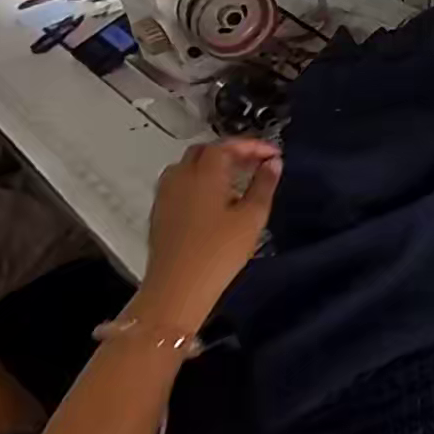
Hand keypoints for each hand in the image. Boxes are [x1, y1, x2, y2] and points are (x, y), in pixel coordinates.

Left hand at [134, 139, 281, 332]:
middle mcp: (180, 178)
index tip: (273, 153)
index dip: (253, 145)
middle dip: (232, 151)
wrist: (178, 288)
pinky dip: (199, 179)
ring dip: (213, 164)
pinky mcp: (160, 212)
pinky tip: (215, 197)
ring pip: (189, 165)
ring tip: (236, 177)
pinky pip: (179, 182)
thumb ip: (264, 184)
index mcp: (205, 174)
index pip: (228, 146)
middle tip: (256, 161)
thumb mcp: (253, 216)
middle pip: (205, 150)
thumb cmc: (219, 251)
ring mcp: (166, 195)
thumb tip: (272, 164)